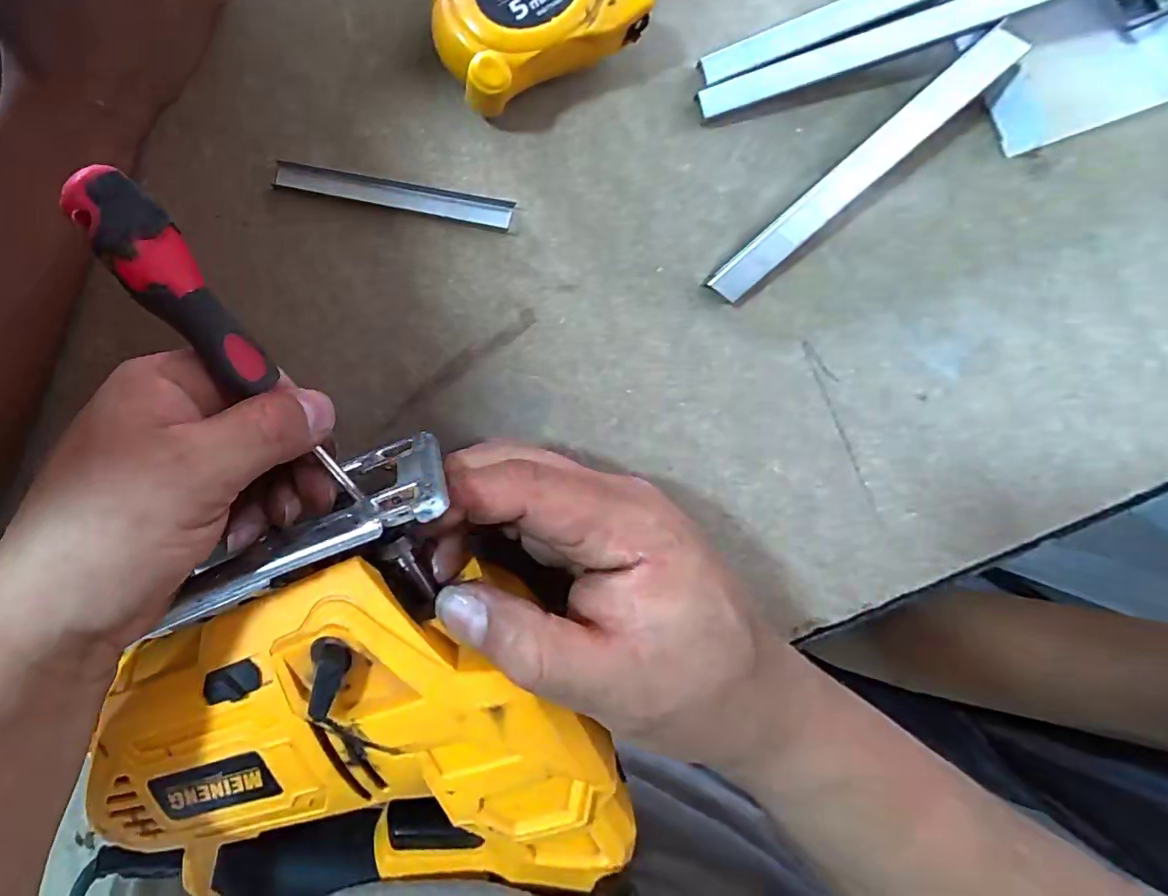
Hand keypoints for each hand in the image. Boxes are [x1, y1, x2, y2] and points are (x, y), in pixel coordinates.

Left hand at [0, 352, 334, 651]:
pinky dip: (243, 515)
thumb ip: (267, 429)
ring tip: (276, 523)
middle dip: (283, 460)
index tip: (318, 448)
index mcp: (160, 382)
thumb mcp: (200, 467)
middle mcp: (164, 413)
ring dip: (268, 492)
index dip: (285, 406)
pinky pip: (225, 495)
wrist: (58, 616)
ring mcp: (166, 463)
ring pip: (243, 462)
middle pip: (248, 421)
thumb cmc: (124, 523)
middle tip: (313, 497)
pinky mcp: (171, 507)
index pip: (242, 373)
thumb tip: (325, 403)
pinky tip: (240, 539)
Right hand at [428, 442, 816, 769]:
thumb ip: (522, 644)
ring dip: (462, 506)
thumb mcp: (605, 684)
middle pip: (509, 463)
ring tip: (437, 557)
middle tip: (414, 546)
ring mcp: (602, 501)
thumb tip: (446, 600)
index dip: (456, 491)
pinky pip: (520, 499)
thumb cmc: (693, 694)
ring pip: (508, 474)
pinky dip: (481, 519)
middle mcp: (611, 493)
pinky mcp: (590, 518)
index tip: (405, 524)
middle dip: (450, 495)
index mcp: (624, 521)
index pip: (522, 480)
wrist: (761, 705)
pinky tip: (466, 554)